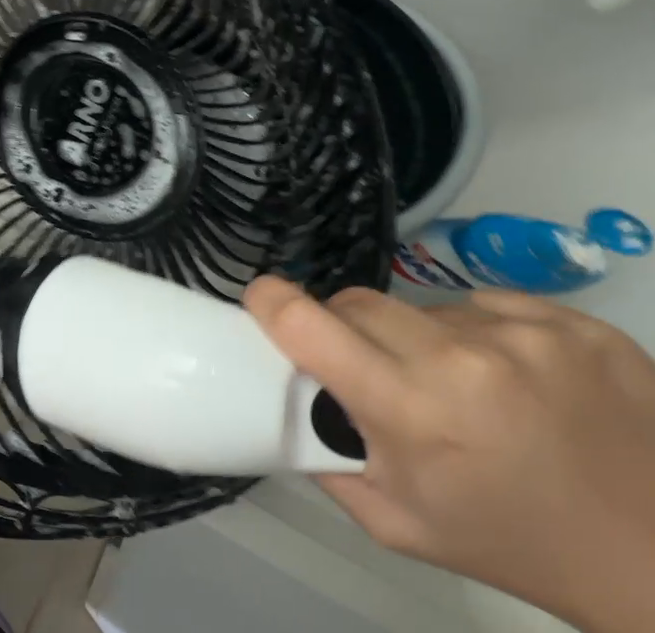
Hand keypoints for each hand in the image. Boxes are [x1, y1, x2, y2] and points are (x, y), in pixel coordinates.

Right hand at [244, 277, 654, 632]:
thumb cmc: (508, 543)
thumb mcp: (389, 518)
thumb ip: (320, 453)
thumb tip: (287, 396)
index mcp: (407, 405)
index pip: (300, 317)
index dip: (269, 303)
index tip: (264, 308)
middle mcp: (462, 356)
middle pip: (355, 303)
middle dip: (346, 331)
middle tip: (372, 373)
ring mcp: (530, 336)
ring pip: (422, 306)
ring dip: (420, 337)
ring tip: (459, 387)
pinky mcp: (582, 327)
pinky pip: (489, 305)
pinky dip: (483, 332)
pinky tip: (511, 377)